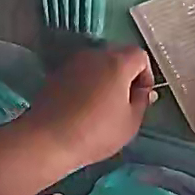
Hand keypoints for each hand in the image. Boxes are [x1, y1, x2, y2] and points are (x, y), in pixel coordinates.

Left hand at [23, 46, 154, 170]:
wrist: (48, 138)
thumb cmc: (95, 132)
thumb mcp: (130, 122)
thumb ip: (142, 101)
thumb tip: (142, 90)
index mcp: (116, 63)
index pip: (139, 55)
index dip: (145, 75)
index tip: (141, 96)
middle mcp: (94, 55)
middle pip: (117, 55)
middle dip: (125, 74)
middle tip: (124, 101)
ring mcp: (73, 62)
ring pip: (97, 63)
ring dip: (105, 78)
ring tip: (103, 105)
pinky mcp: (57, 73)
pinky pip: (81, 72)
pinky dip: (87, 82)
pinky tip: (83, 106)